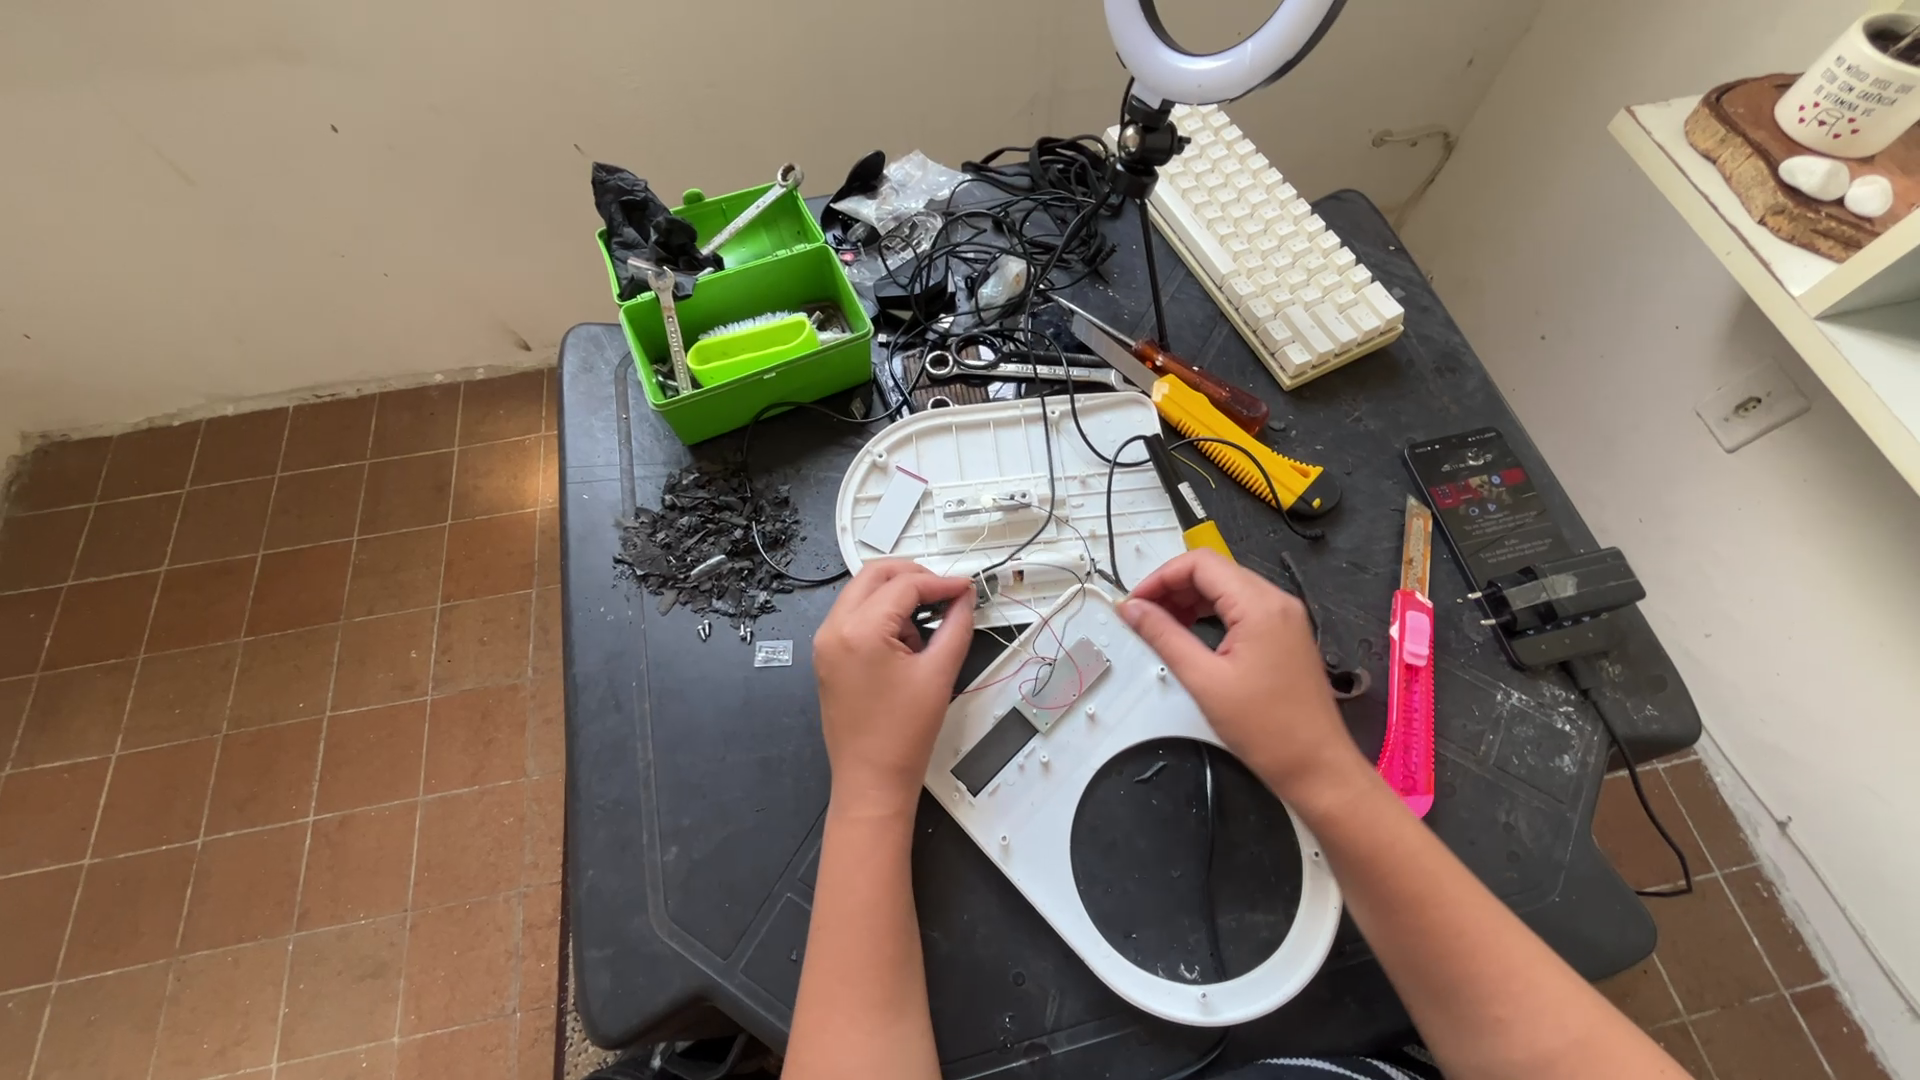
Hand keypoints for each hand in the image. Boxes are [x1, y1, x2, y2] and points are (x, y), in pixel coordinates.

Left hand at [813, 561, 975, 818]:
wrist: (872, 779)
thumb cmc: (903, 735)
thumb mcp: (939, 673)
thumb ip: (956, 625)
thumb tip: (964, 598)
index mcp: (860, 630)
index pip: (904, 585)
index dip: (940, 582)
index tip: (965, 588)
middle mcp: (834, 629)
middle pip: (875, 574)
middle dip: (914, 577)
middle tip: (946, 593)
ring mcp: (826, 642)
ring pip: (862, 591)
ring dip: (896, 594)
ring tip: (926, 626)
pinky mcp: (827, 655)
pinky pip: (854, 614)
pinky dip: (881, 613)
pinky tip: (906, 639)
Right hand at [1119, 550, 1368, 803]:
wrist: (1316, 767)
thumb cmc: (1266, 729)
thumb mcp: (1203, 679)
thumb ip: (1163, 636)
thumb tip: (1132, 609)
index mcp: (1260, 605)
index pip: (1200, 563)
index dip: (1160, 576)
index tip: (1135, 602)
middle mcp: (1277, 602)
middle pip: (1213, 571)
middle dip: (1172, 587)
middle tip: (1142, 615)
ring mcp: (1285, 617)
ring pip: (1226, 587)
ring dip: (1189, 599)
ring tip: (1161, 625)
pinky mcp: (1284, 635)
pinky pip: (1240, 607)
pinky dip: (1209, 613)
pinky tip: (1189, 632)